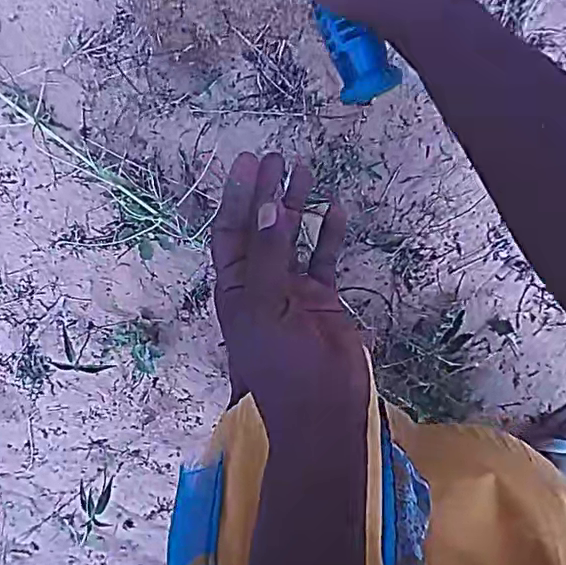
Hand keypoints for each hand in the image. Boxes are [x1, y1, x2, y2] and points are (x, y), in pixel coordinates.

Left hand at [211, 152, 367, 449]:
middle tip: (276, 156)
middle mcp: (260, 282)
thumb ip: (267, 256)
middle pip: (261, 227)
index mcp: (235, 286)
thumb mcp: (265, 306)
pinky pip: (323, 258)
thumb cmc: (283, 362)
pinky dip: (328, 235)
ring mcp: (292, 288)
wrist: (324, 408)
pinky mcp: (322, 297)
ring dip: (296, 205)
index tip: (247, 163)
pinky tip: (334, 209)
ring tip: (304, 169)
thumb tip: (268, 207)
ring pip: (292, 237)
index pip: (231, 231)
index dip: (238, 197)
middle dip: (266, 192)